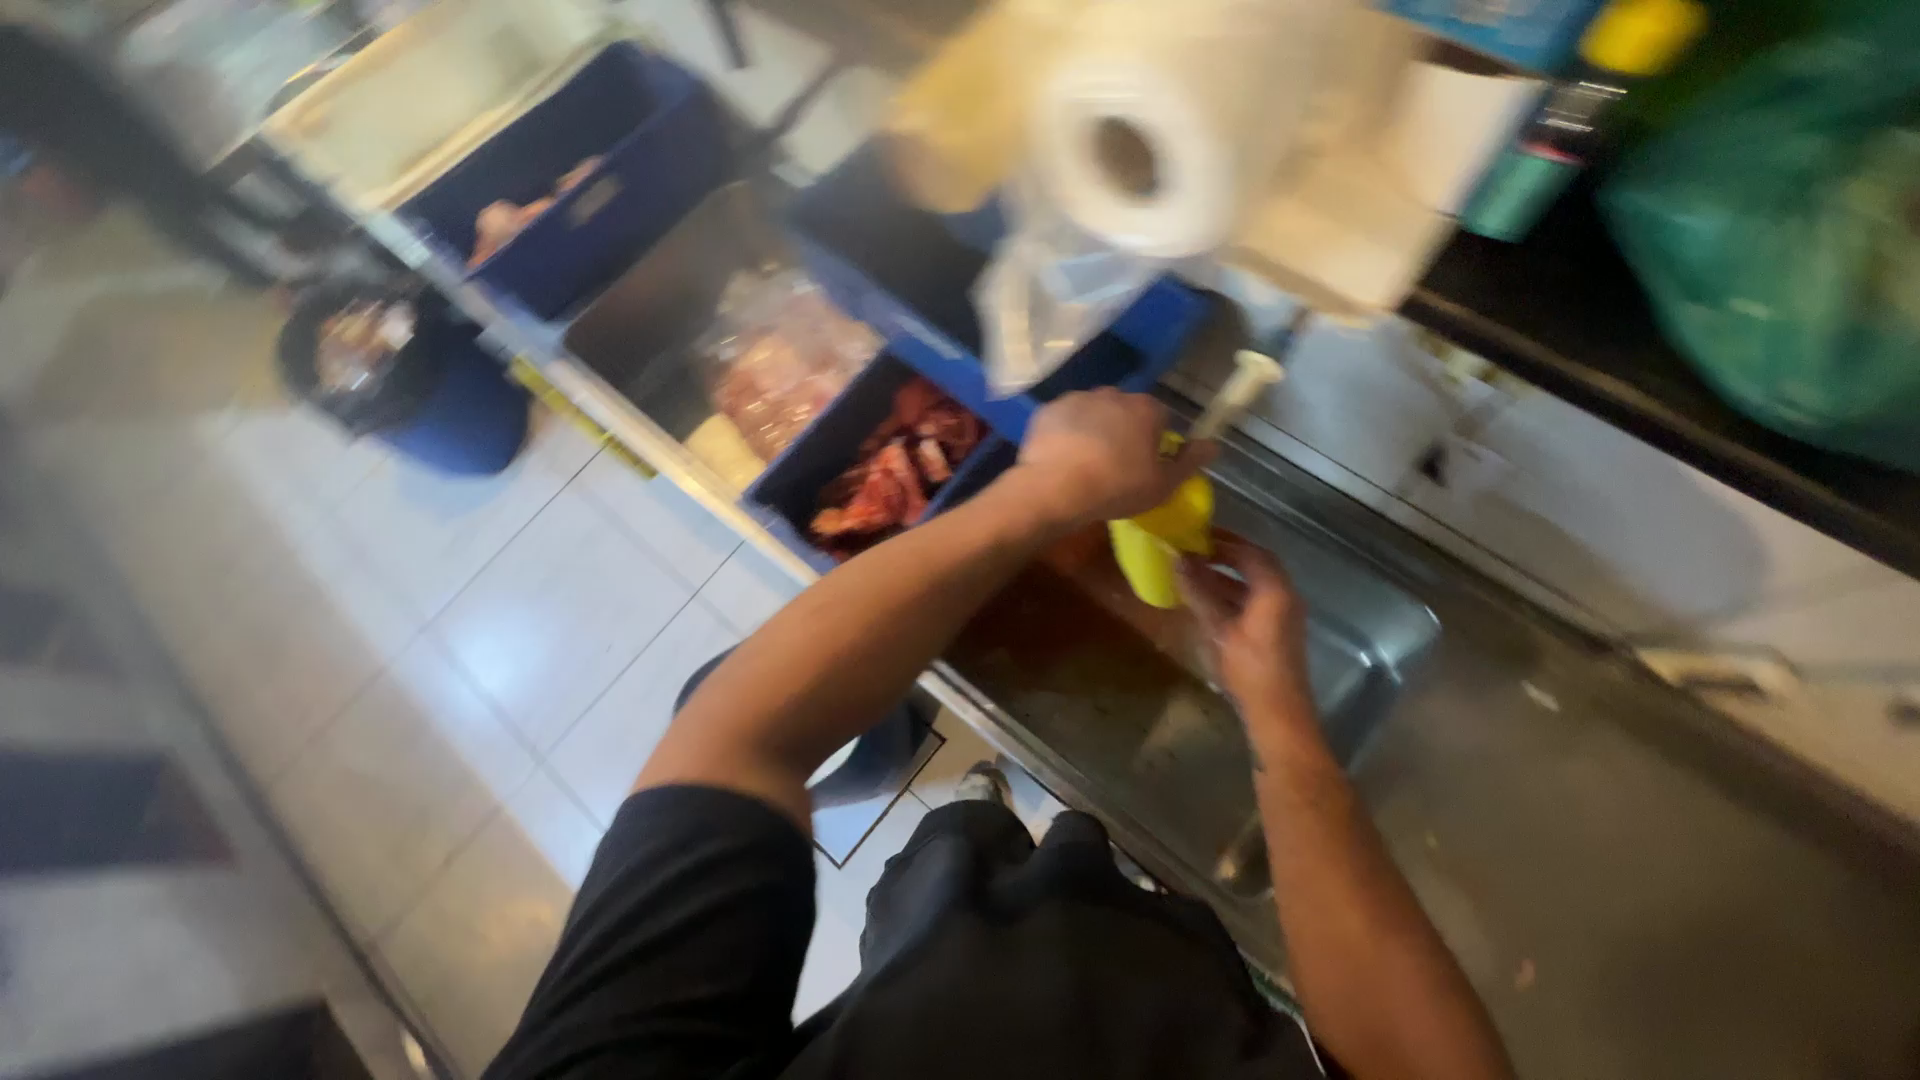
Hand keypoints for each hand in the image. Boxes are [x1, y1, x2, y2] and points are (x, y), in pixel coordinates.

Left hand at [1014, 389, 1216, 526]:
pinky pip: (1062, 420)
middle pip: (1124, 411)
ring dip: (1092, 430)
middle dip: (1122, 431)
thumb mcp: (1163, 484)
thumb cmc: (1118, 488)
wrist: (1056, 488)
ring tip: (1083, 464)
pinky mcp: (1047, 410)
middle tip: (1113, 465)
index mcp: (1146, 408)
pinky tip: (1060, 459)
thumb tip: (1214, 445)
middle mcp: (1112, 394)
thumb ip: (1190, 462)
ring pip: (1091, 413)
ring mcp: (1077, 398)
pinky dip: (1063, 434)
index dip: (1153, 441)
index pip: (1159, 417)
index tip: (1143, 464)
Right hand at [1177, 537, 1316, 731]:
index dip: (1223, 541)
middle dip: (1227, 553)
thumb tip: (1177, 560)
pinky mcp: (1277, 628)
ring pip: (1255, 582)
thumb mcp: (1219, 629)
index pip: (1250, 553)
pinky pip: (1255, 598)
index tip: (1195, 536)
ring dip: (1228, 573)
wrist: (1278, 712)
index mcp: (1275, 591)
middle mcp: (1285, 595)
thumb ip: (1199, 592)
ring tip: (1196, 569)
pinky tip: (1208, 597)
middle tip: (1196, 548)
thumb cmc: (1249, 669)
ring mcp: (1283, 613)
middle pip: (1256, 563)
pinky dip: (1232, 591)